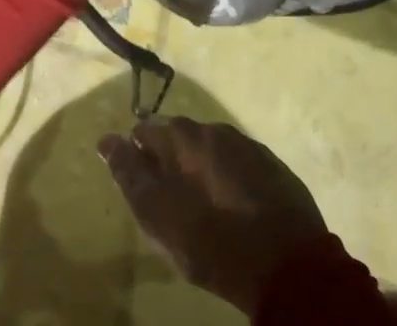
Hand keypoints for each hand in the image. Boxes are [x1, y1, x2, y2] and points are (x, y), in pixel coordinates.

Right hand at [99, 117, 328, 314]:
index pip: (144, 131)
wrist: (289, 267)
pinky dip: (231, 180)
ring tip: (205, 207)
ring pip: (212, 151)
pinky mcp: (276, 169)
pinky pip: (241, 166)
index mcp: (181, 136)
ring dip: (202, 169)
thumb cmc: (211, 240)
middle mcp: (214, 129)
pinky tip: (235, 208)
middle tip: (172, 201)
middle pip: (180, 138)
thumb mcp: (156, 213)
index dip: (138, 158)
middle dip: (171, 161)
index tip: (142, 188)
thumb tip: (107, 140)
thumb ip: (128, 172)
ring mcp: (250, 147)